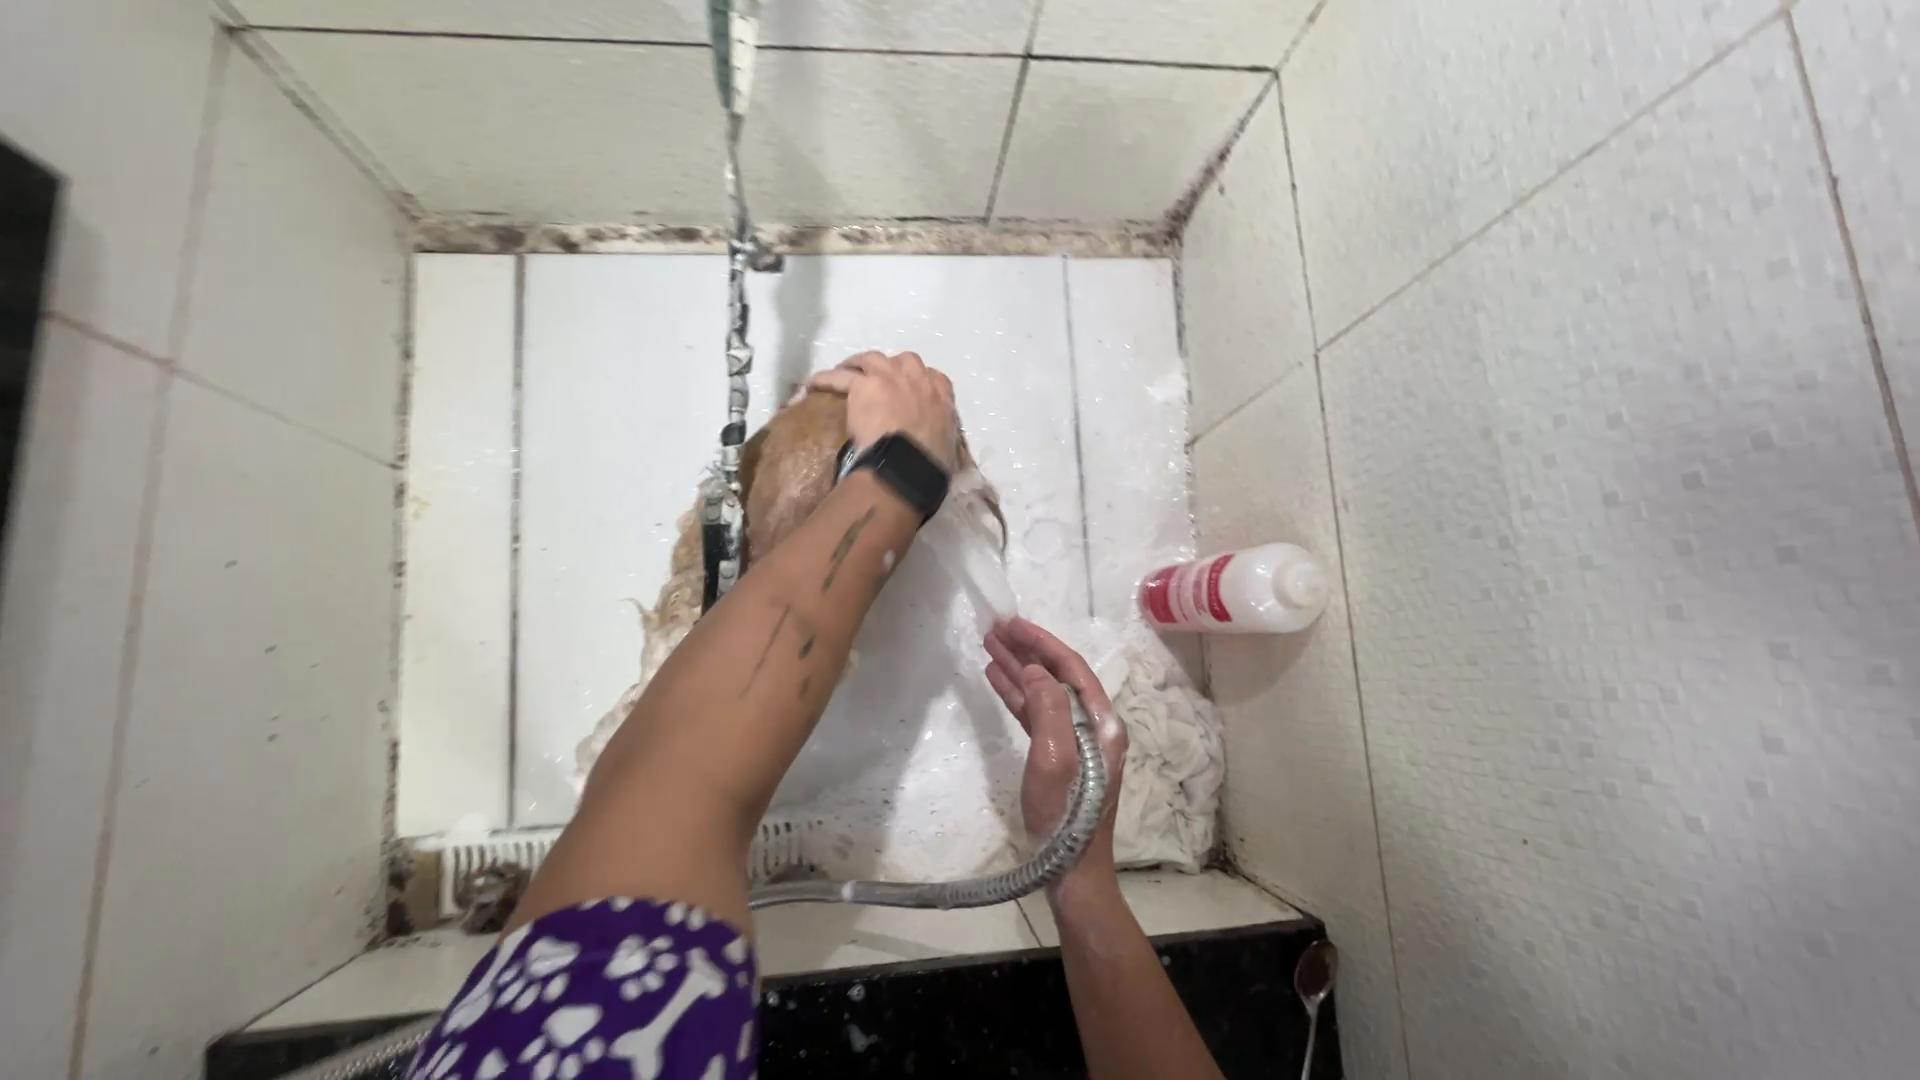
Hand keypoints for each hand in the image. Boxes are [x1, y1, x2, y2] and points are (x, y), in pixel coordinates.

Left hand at [807, 351, 959, 471]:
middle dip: (892, 367)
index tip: (911, 389)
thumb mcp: (947, 447)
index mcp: (942, 398)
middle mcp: (918, 381)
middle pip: (904, 361)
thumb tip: (933, 447)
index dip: (920, 381)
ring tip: (847, 373)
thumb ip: (940, 437)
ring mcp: (890, 379)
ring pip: (872, 359)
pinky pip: (840, 376)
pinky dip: (826, 378)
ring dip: (860, 364)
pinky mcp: (864, 386)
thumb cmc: (929, 464)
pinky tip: (815, 384)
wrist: (908, 465)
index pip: (935, 378)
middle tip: (879, 379)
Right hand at [983, 617, 1126, 891]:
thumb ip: (1049, 708)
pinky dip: (1016, 696)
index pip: (1071, 668)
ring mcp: (1076, 742)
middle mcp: (1093, 726)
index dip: (1042, 642)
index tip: (1012, 623)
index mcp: (1102, 723)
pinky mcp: (1059, 757)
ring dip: (1018, 669)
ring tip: (989, 646)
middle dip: (1028, 650)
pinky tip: (997, 680)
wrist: (1070, 871)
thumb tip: (1037, 671)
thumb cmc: (1064, 815)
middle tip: (995, 629)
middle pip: (1057, 676)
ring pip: (1044, 693)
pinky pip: (1036, 715)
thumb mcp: (1055, 758)